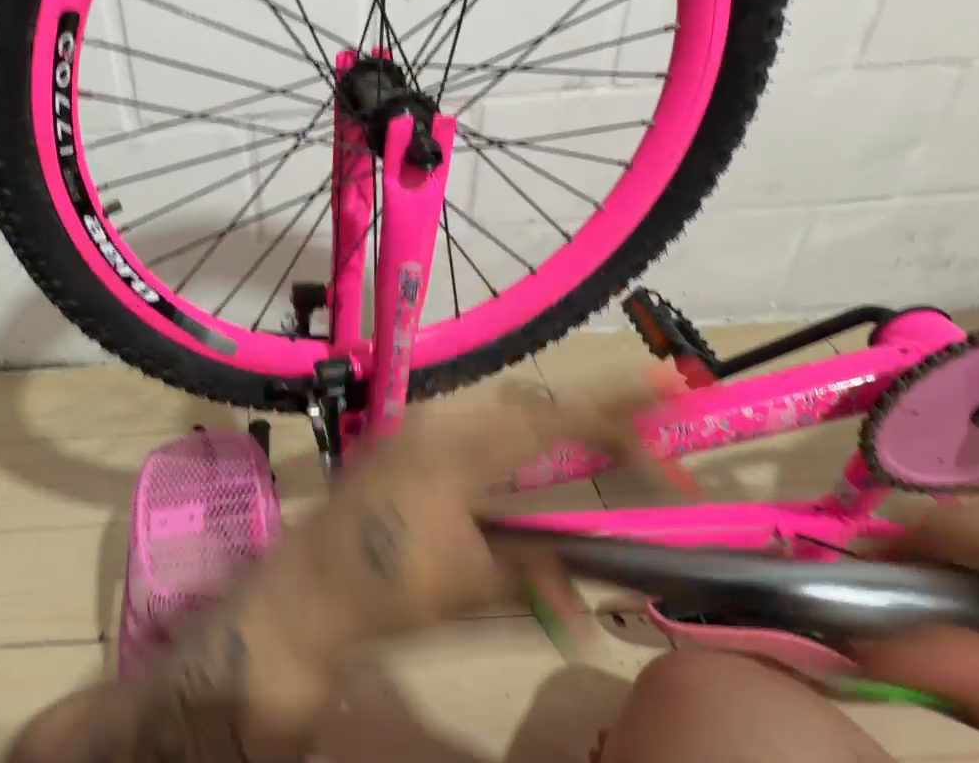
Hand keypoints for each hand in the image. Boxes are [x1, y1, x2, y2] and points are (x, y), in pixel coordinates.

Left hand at [9, 369, 677, 762]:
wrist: (303, 593)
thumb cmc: (382, 584)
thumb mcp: (470, 581)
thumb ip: (538, 567)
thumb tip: (592, 574)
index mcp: (454, 441)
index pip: (550, 415)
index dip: (616, 403)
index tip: (674, 386)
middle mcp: (438, 422)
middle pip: (533, 413)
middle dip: (596, 429)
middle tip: (652, 449)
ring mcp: (419, 433)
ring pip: (507, 429)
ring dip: (558, 449)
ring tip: (614, 462)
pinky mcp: (409, 452)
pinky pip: (481, 446)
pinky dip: (520, 466)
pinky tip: (541, 490)